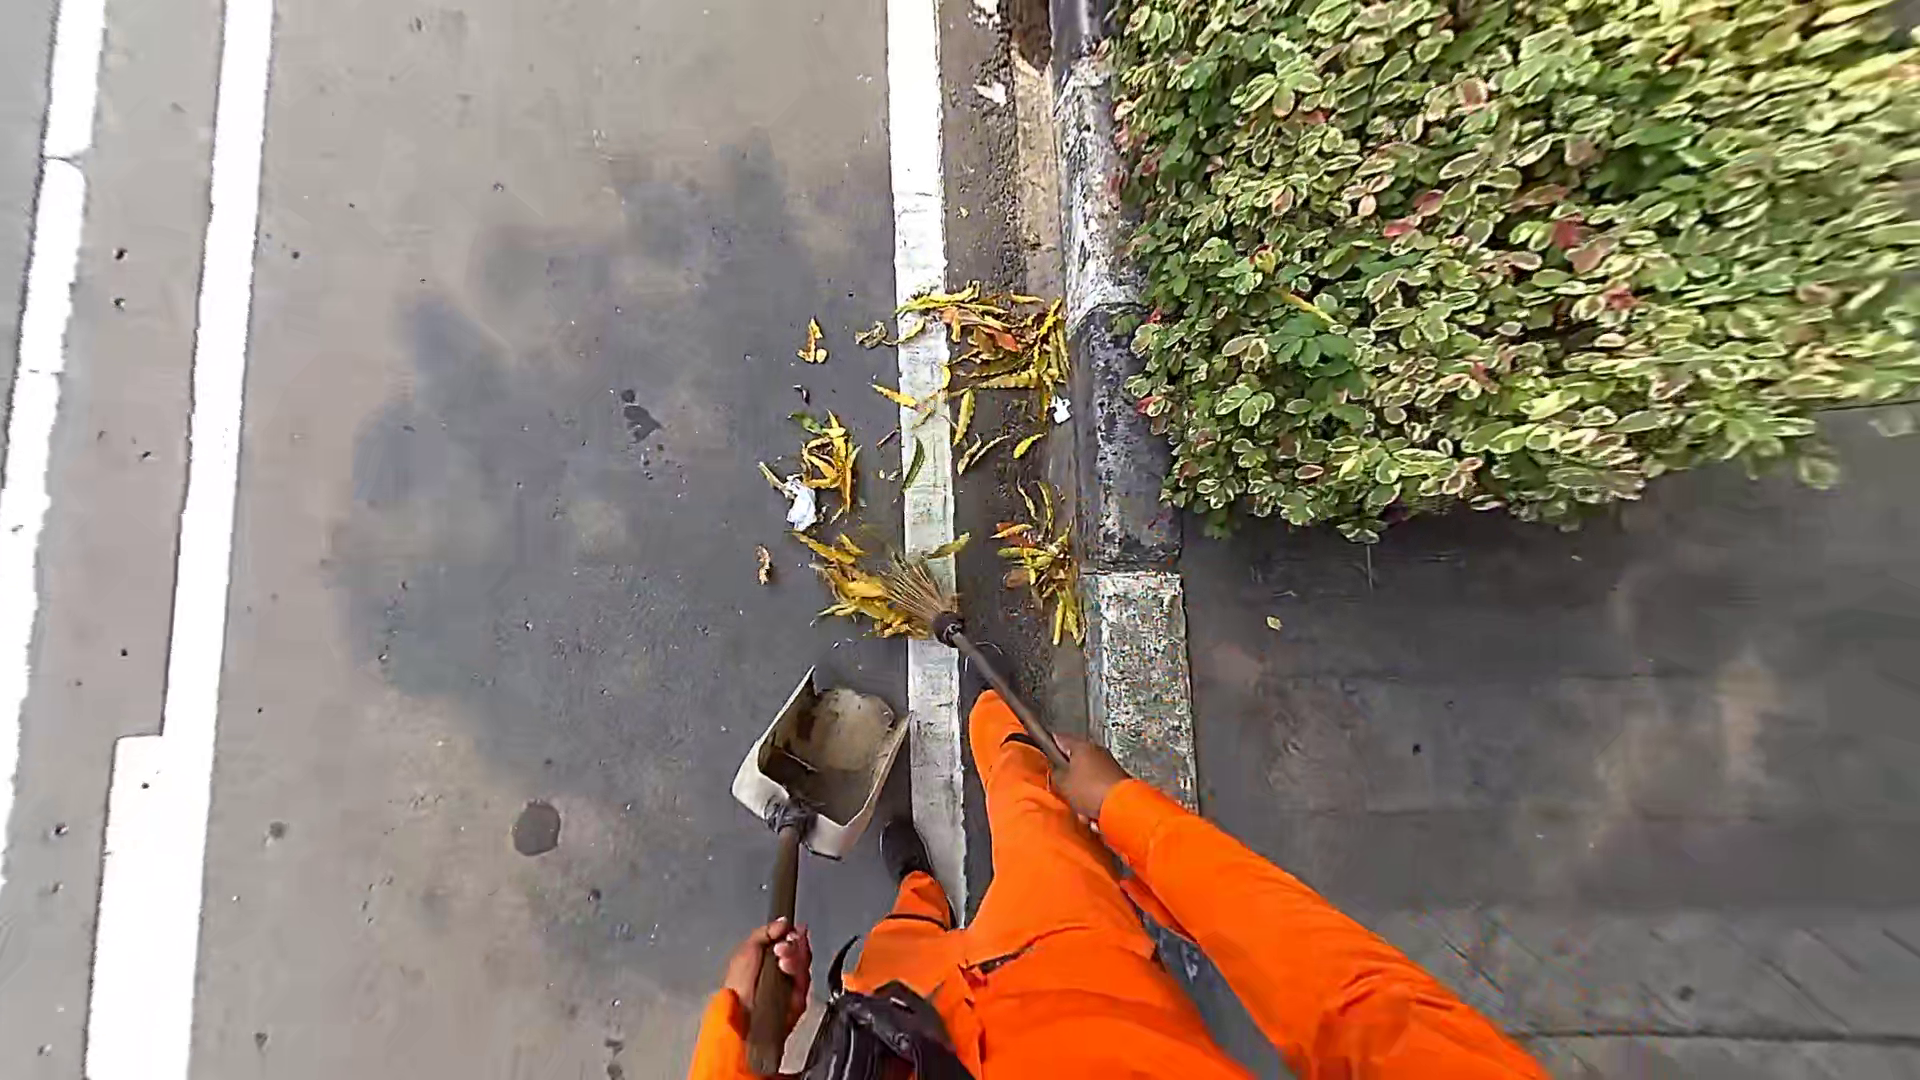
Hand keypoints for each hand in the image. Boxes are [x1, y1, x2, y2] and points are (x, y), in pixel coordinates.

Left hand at [721, 918, 811, 1034]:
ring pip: (805, 963)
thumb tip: (785, 922)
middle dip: (794, 945)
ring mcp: (791, 988)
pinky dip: (799, 974)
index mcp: (769, 959)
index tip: (788, 931)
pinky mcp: (798, 1004)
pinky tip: (788, 970)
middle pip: (802, 949)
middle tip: (782, 949)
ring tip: (782, 961)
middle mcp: (782, 972)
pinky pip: (806, 982)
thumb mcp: (746, 951)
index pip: (791, 940)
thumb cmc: (739, 985)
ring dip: (796, 957)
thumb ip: (765, 932)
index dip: (794, 933)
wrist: (740, 1019)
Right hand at [1052, 734, 1130, 820]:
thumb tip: (1056, 769)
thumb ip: (1055, 773)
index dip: (1049, 748)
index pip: (1059, 740)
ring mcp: (1109, 766)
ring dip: (1083, 797)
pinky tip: (1095, 816)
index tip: (1044, 759)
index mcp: (1081, 746)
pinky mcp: (1118, 782)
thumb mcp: (1062, 783)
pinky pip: (1099, 790)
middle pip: (1074, 764)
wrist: (1123, 807)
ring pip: (1086, 780)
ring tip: (1084, 812)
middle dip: (1069, 783)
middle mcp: (1096, 751)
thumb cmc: (1089, 790)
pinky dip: (1096, 802)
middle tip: (1066, 795)